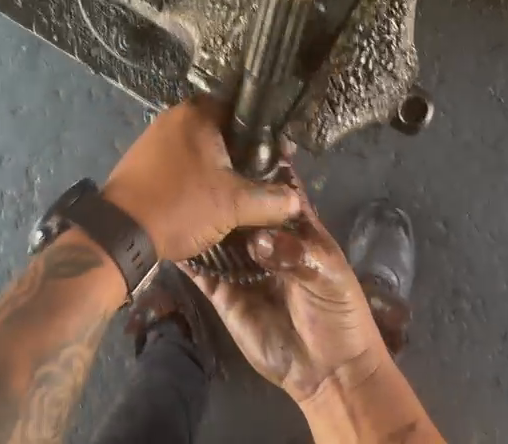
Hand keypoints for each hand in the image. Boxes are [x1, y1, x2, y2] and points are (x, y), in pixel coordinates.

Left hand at [102, 97, 303, 261]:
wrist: (120, 232)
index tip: (277, 153)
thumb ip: (270, 199)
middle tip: (261, 175)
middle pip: (221, 128)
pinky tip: (208, 195)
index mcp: (196, 112)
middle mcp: (174, 116)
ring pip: (201, 146)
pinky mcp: (145, 159)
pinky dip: (198, 173)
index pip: (241, 108)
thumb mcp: (233, 204)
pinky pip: (182, 159)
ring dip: (219, 165)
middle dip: (241, 151)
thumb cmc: (180, 205)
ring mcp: (156, 137)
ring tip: (239, 189)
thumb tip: (295, 200)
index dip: (262, 130)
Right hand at [189, 179, 389, 404]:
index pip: (275, 186)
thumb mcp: (327, 272)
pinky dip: (187, 254)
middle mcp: (264, 237)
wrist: (329, 371)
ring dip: (201, 217)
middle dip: (222, 187)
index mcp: (294, 224)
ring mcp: (241, 264)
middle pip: (239, 205)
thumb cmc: (338, 311)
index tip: (234, 137)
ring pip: (217, 233)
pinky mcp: (223, 292)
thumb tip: (256, 239)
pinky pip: (201, 270)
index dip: (259, 163)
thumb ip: (294, 251)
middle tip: (193, 161)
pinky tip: (170, 234)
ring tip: (175, 192)